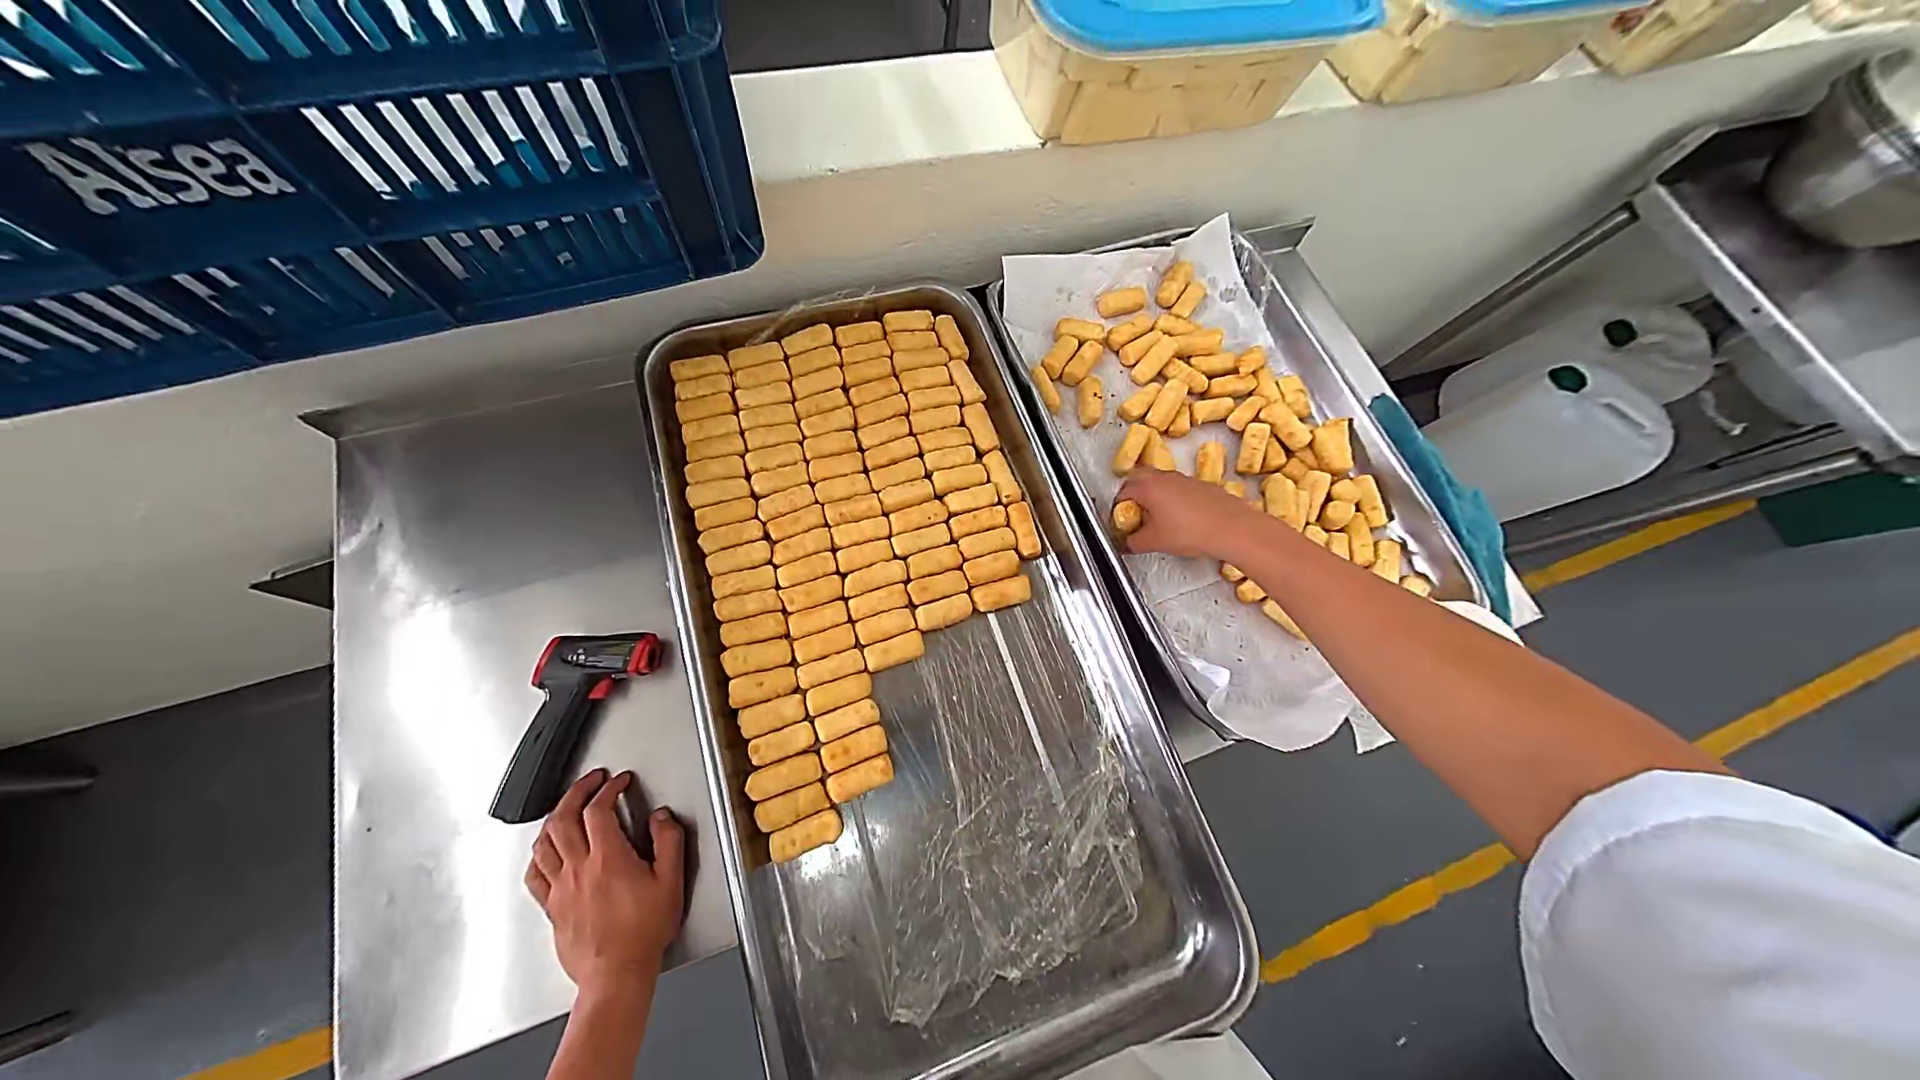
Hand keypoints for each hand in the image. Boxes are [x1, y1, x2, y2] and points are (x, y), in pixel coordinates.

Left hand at [525, 769, 684, 1002]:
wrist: (616, 973)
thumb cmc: (644, 931)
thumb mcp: (671, 881)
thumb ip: (669, 842)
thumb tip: (661, 818)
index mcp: (608, 859)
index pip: (599, 810)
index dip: (609, 788)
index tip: (620, 781)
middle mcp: (579, 869)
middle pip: (564, 817)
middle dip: (577, 791)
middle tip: (592, 780)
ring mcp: (561, 888)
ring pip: (544, 842)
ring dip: (555, 815)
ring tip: (569, 806)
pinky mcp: (552, 906)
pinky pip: (535, 873)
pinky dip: (538, 853)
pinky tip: (547, 849)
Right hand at [1114, 468, 1266, 559]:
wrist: (1231, 528)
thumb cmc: (1189, 531)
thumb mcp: (1153, 542)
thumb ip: (1133, 542)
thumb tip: (1126, 544)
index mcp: (1147, 487)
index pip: (1122, 492)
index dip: (1117, 507)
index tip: (1119, 521)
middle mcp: (1164, 477)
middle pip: (1140, 478)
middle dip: (1132, 494)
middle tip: (1133, 513)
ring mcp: (1184, 479)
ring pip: (1160, 481)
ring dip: (1153, 494)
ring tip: (1156, 517)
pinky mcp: (1201, 486)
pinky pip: (1178, 488)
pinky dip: (1172, 498)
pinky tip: (1179, 518)